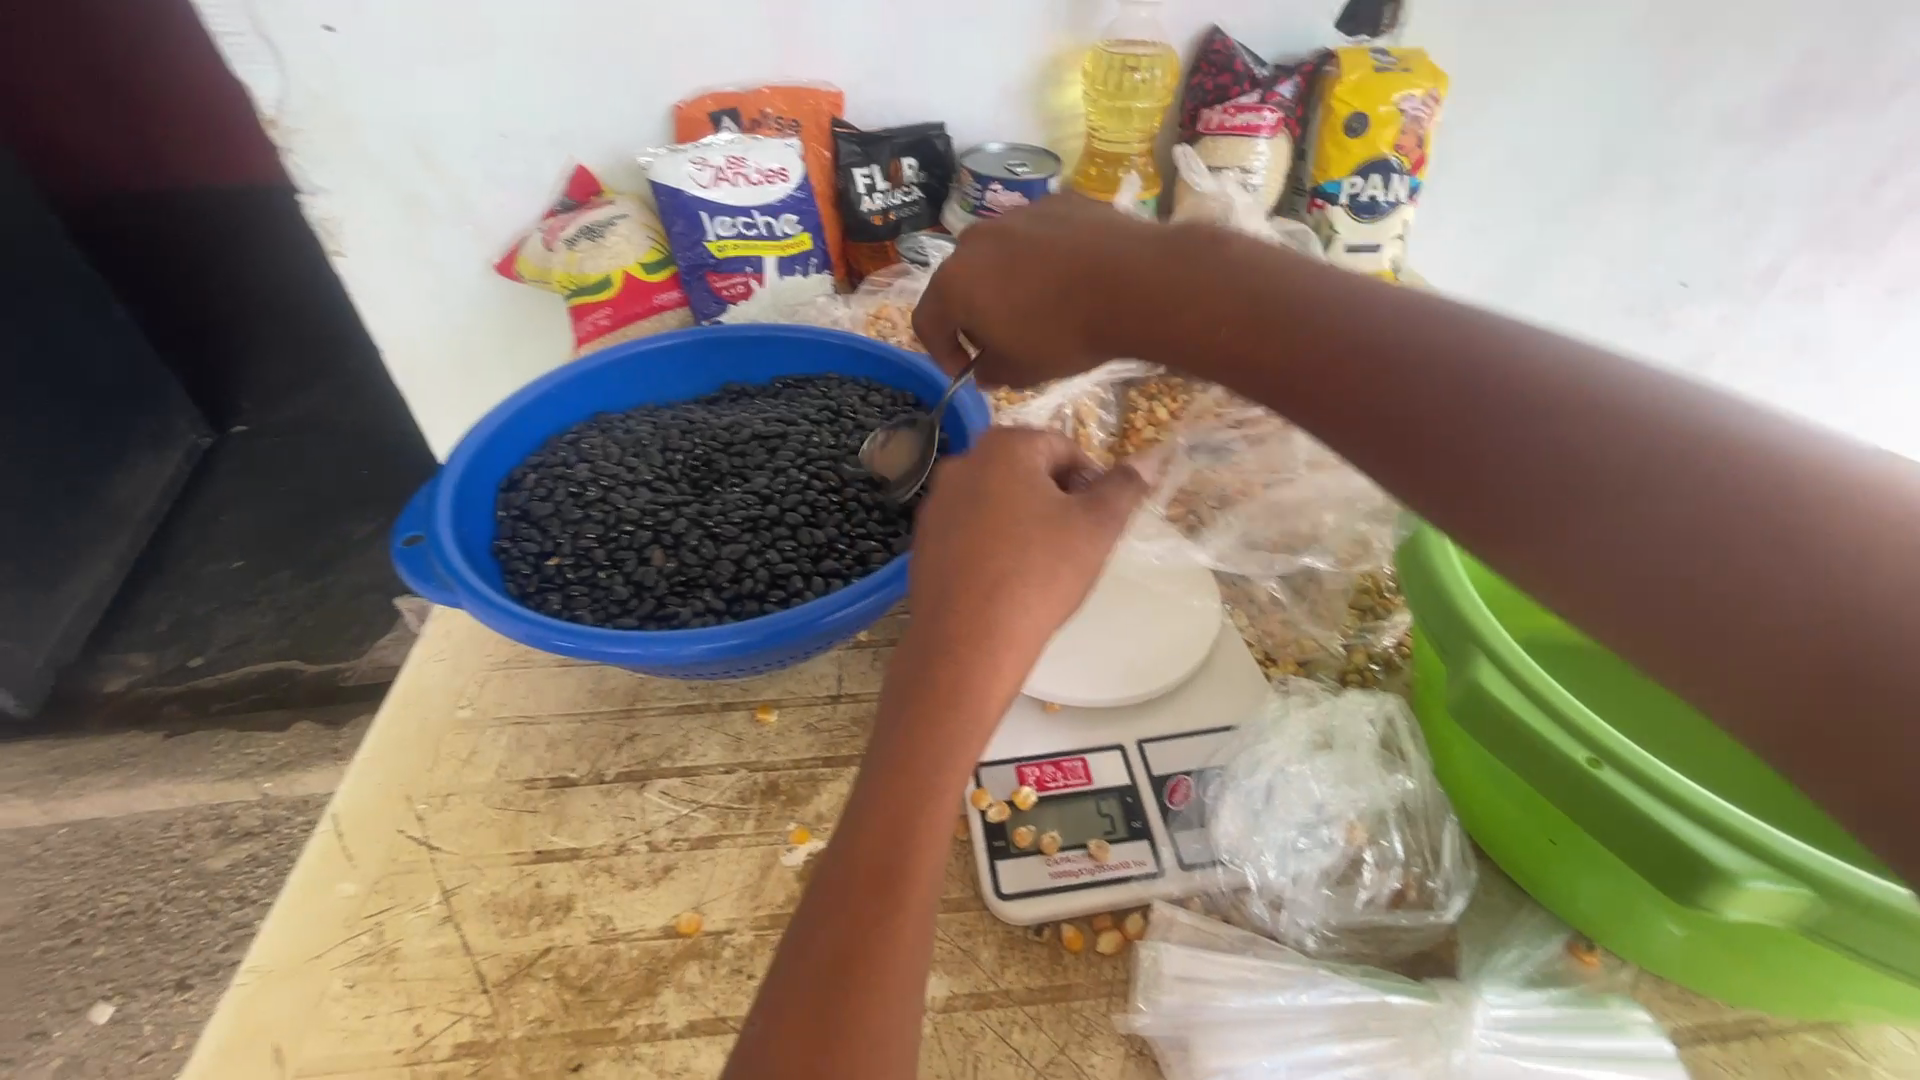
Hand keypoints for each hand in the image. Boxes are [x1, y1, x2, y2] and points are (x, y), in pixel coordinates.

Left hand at [901, 427, 1148, 709]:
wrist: (968, 641)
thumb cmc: (1038, 574)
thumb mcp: (1096, 527)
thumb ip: (1124, 487)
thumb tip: (1148, 459)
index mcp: (1004, 446)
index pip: (1064, 448)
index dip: (1090, 483)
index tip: (1099, 523)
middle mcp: (962, 463)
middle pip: (1027, 472)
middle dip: (1056, 501)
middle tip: (1074, 545)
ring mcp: (936, 503)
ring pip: (996, 502)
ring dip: (1024, 522)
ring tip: (1041, 566)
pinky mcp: (923, 540)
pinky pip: (970, 531)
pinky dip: (992, 544)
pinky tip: (1006, 580)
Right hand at [913, 195, 1169, 386]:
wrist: (1134, 284)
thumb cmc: (1065, 334)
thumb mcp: (1022, 371)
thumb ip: (991, 371)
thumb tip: (984, 368)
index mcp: (955, 283)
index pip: (926, 322)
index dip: (942, 353)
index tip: (967, 372)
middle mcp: (974, 240)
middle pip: (960, 283)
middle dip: (974, 315)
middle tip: (1002, 342)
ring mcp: (1016, 214)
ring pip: (998, 255)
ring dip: (1007, 283)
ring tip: (1041, 307)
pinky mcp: (1057, 201)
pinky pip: (1037, 236)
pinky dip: (1043, 258)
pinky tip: (1071, 278)